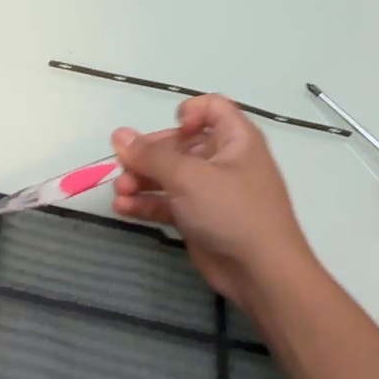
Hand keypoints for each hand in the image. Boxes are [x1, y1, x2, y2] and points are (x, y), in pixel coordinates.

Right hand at [111, 95, 319, 308]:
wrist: (260, 271)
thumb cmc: (231, 210)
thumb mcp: (188, 177)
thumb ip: (150, 155)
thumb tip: (119, 135)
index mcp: (235, 139)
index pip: (213, 108)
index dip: (189, 112)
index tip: (170, 129)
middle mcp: (223, 160)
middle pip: (179, 144)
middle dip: (148, 155)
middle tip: (123, 168)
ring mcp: (210, 192)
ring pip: (168, 176)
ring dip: (140, 180)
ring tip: (119, 192)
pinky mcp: (198, 218)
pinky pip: (167, 203)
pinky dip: (146, 204)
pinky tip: (122, 209)